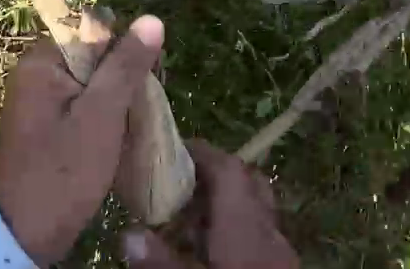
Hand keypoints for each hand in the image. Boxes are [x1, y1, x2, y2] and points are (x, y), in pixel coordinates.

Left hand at [0, 15, 165, 265]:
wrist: (20, 236)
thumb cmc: (63, 171)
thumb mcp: (102, 115)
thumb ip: (125, 66)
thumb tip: (152, 19)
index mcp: (41, 61)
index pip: (91, 30)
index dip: (125, 46)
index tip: (151, 73)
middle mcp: (34, 73)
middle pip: (90, 57)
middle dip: (121, 77)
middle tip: (146, 106)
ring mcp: (35, 101)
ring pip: (88, 85)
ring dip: (114, 101)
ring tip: (137, 124)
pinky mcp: (42, 127)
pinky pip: (78, 107)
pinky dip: (100, 118)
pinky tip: (118, 139)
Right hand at [119, 141, 298, 268]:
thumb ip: (161, 262)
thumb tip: (127, 233)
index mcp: (245, 229)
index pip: (229, 170)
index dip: (203, 153)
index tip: (174, 151)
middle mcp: (269, 235)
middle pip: (248, 186)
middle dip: (216, 178)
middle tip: (181, 187)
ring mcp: (283, 258)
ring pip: (257, 215)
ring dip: (226, 209)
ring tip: (190, 225)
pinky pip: (262, 241)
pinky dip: (237, 236)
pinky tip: (213, 257)